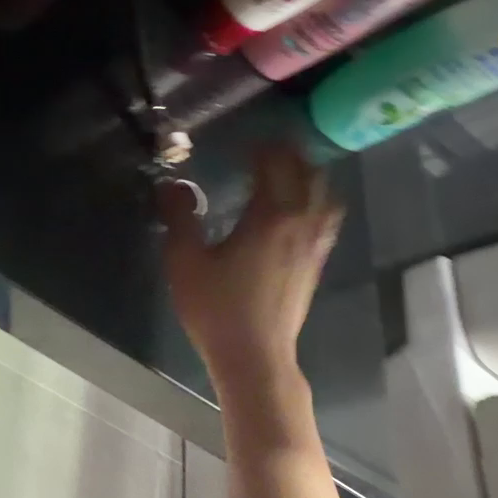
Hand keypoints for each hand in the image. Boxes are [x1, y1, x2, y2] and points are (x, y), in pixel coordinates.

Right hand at [159, 145, 343, 384]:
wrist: (254, 356)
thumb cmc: (216, 307)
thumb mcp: (184, 260)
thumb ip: (179, 217)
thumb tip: (172, 184)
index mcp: (269, 215)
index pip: (274, 163)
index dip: (261, 147)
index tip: (244, 140)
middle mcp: (300, 222)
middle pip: (307, 173)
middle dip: (288, 154)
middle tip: (263, 149)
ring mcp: (314, 244)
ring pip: (323, 194)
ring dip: (306, 175)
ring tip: (284, 171)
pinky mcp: (315, 263)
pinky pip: (325, 217)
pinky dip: (313, 200)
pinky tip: (295, 210)